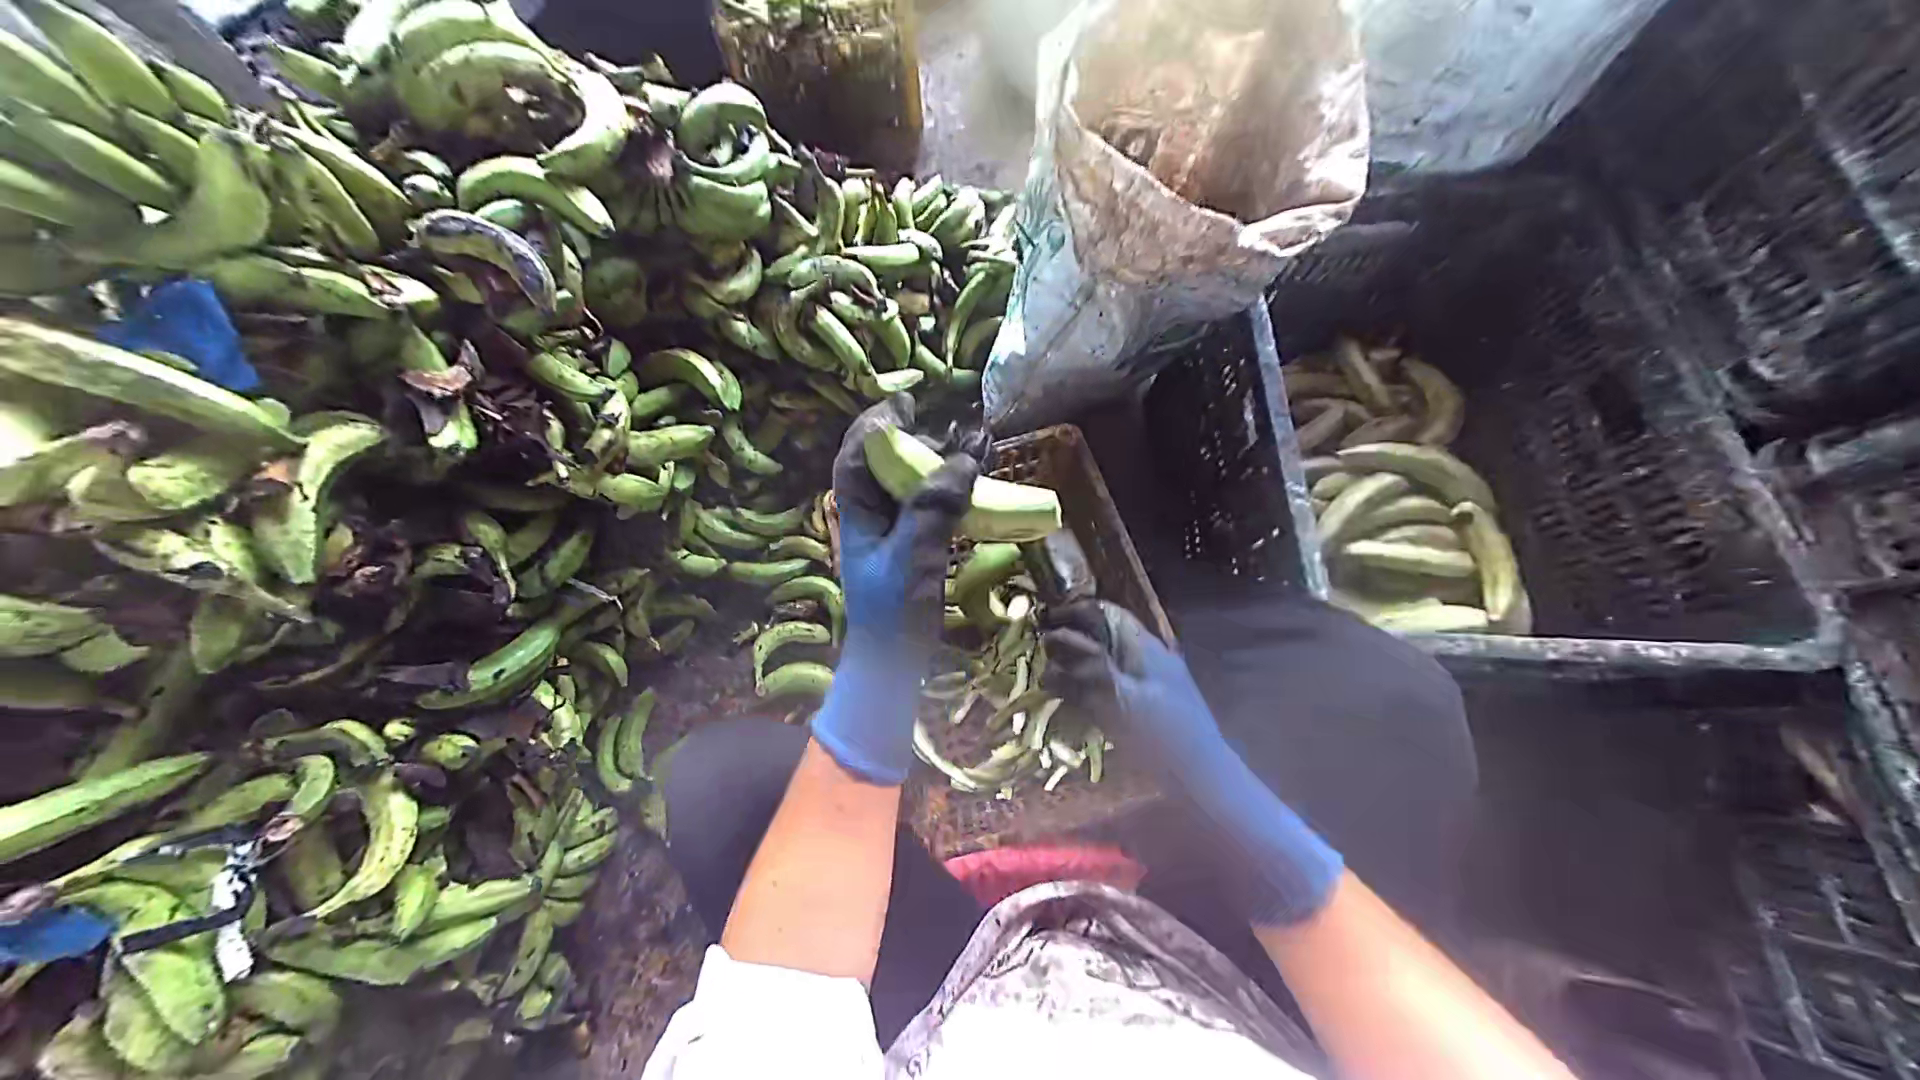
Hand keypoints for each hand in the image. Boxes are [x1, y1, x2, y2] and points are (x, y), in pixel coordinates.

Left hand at [810, 394, 982, 784]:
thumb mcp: (912, 557)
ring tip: (973, 448)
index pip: (856, 454)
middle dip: (917, 440)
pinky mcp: (912, 543)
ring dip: (939, 463)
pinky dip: (950, 489)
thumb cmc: (895, 612)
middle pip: (886, 462)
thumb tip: (962, 459)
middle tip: (951, 430)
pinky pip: (929, 504)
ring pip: (911, 482)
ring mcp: (891, 529)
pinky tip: (972, 484)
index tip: (907, 403)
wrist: (895, 661)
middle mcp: (870, 514)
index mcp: (855, 512)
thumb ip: (932, 507)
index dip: (878, 424)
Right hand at [1044, 600, 1344, 923]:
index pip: (1103, 611)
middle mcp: (1147, 657)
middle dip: (1069, 640)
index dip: (1070, 612)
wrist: (1204, 787)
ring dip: (1076, 666)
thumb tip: (1051, 636)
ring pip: (1105, 660)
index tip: (1039, 624)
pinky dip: (1088, 688)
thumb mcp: (1119, 698)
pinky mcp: (1148, 708)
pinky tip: (1071, 704)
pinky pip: (1111, 685)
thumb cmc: (1161, 739)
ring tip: (1049, 681)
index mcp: (1143, 646)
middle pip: (1102, 635)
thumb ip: (1085, 666)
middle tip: (1038, 656)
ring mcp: (1150, 683)